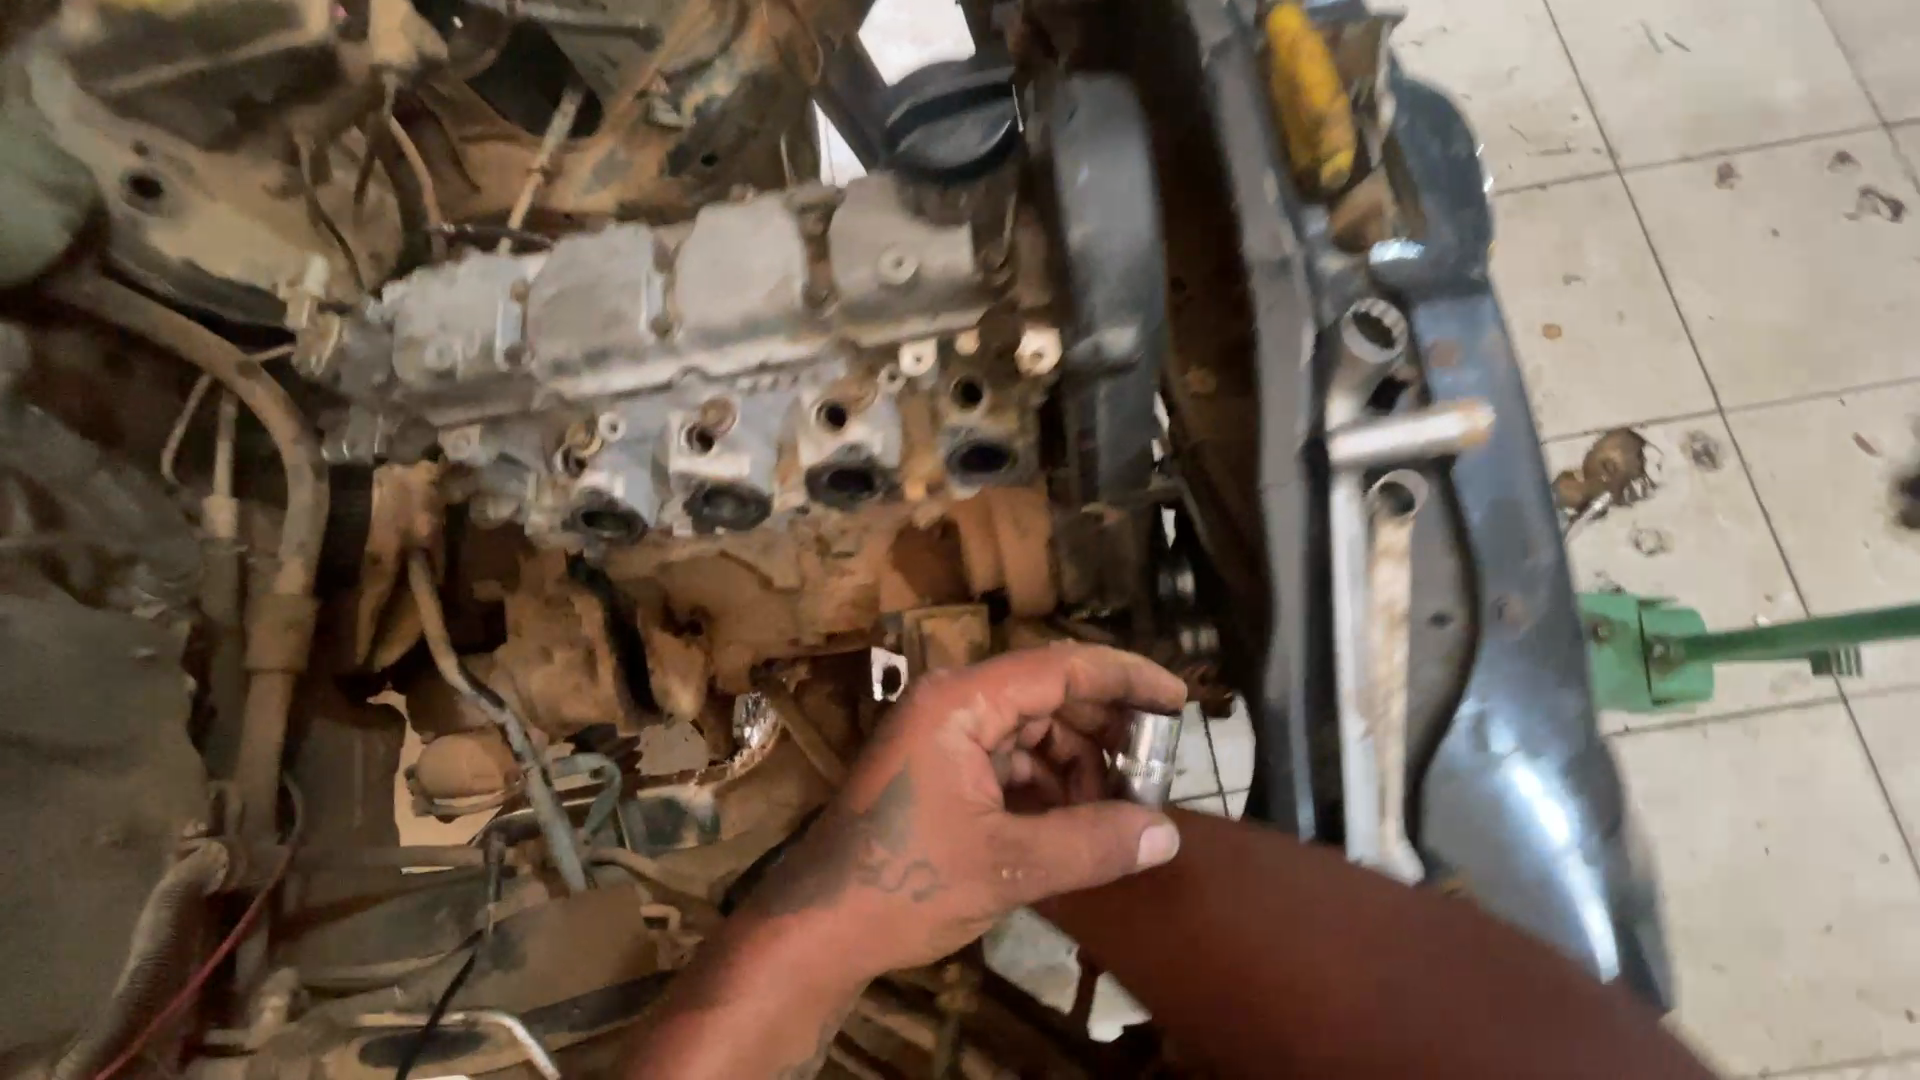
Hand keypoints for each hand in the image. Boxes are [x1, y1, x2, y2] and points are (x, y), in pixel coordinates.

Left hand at [741, 643, 1188, 980]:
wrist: (818, 928)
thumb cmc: (905, 884)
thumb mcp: (1009, 866)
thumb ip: (1092, 843)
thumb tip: (1166, 834)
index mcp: (961, 702)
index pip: (1060, 667)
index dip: (1125, 678)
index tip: (1178, 699)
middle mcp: (952, 702)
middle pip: (1048, 696)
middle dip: (1105, 732)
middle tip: (1154, 772)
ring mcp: (943, 733)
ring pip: (1032, 730)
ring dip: (1078, 763)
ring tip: (1119, 807)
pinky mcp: (940, 765)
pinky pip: (1009, 758)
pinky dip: (1047, 783)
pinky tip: (1076, 819)